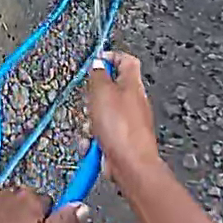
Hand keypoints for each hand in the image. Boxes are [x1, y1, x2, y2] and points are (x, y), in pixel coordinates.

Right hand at [86, 50, 160, 182]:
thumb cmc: (122, 129)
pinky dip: (93, 138)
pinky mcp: (120, 139)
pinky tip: (93, 144)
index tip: (97, 60)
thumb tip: (97, 63)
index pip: (126, 61)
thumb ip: (98, 74)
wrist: (130, 164)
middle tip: (90, 102)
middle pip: (108, 89)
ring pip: (101, 113)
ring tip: (92, 128)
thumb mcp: (102, 92)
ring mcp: (127, 121)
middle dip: (93, 97)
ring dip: (90, 121)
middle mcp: (132, 102)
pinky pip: (100, 132)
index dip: (112, 57)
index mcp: (132, 85)